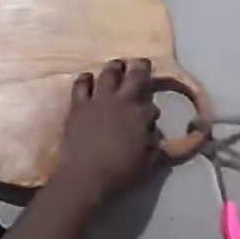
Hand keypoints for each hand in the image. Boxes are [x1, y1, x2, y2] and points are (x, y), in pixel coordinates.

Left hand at [49, 58, 162, 206]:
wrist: (85, 176)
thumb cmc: (120, 171)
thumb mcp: (149, 163)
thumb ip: (159, 149)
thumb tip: (160, 139)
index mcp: (140, 115)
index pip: (152, 107)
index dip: (153, 111)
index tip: (151, 117)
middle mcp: (122, 101)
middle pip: (136, 76)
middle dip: (142, 68)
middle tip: (143, 63)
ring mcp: (99, 101)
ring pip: (108, 73)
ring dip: (115, 67)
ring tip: (117, 64)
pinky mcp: (79, 105)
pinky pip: (81, 85)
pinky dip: (85, 79)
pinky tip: (87, 77)